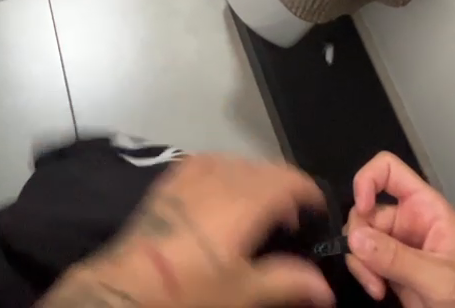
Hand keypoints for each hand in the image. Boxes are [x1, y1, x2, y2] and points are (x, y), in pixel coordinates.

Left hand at [42, 154, 334, 307]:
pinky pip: (212, 161)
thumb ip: (288, 282)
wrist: (130, 285)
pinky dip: (229, 172)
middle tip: (293, 217)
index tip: (318, 207)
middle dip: (284, 186)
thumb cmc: (190, 290)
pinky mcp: (174, 176)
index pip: (288, 180)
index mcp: (244, 200)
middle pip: (265, 168)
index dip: (308, 190)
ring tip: (262, 209)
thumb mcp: (243, 292)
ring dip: (257, 179)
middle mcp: (221, 176)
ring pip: (239, 162)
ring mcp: (194, 172)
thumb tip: (324, 288)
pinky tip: (226, 195)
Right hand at [343, 152, 454, 307]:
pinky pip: (365, 260)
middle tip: (367, 268)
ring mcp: (399, 246)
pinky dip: (364, 274)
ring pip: (361, 237)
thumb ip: (397, 258)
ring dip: (360, 260)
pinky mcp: (392, 270)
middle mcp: (409, 220)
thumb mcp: (438, 278)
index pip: (389, 170)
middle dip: (361, 236)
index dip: (368, 179)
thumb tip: (354, 237)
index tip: (362, 208)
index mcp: (425, 207)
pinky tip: (377, 292)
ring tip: (376, 289)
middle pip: (367, 208)